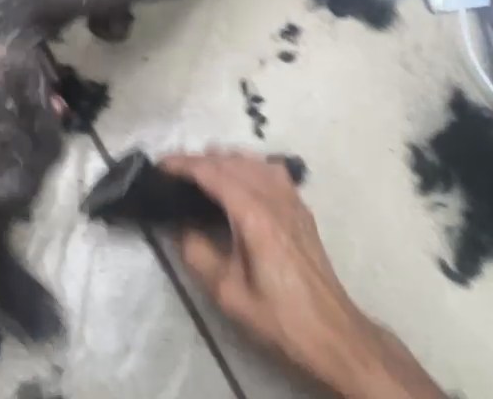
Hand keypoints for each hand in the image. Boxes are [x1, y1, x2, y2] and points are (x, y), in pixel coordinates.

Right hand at [163, 152, 443, 398]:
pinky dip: (248, 165)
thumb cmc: (279, 316)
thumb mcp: (228, 293)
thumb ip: (198, 254)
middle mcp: (275, 198)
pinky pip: (271, 171)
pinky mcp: (301, 210)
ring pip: (253, 160)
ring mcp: (292, 201)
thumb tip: (181, 227)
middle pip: (231, 160)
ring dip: (224, 159)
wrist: (333, 333)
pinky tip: (240, 178)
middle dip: (199, 159)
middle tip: (173, 171)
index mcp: (255, 215)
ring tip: (201, 172)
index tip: (159, 164)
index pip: (213, 173)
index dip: (183, 164)